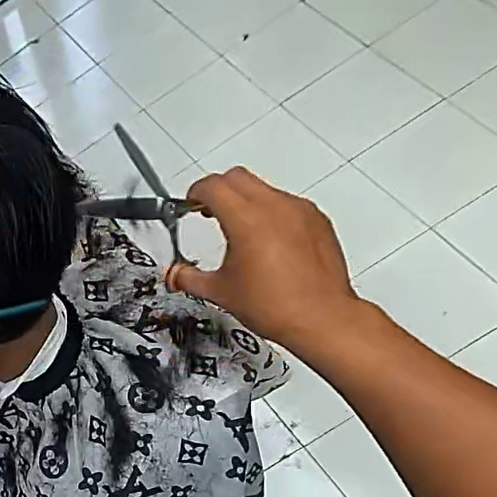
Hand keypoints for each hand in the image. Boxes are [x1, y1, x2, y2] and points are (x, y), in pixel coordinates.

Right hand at [167, 167, 370, 351]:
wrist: (321, 318)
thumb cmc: (279, 307)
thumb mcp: (222, 293)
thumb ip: (191, 278)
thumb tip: (176, 275)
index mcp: (246, 219)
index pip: (212, 186)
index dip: (196, 193)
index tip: (192, 202)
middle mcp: (275, 207)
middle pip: (237, 178)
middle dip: (219, 191)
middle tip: (210, 210)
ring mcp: (299, 211)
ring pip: (265, 189)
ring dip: (248, 202)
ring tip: (242, 231)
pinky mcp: (317, 221)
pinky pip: (290, 205)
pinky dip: (275, 215)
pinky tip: (271, 243)